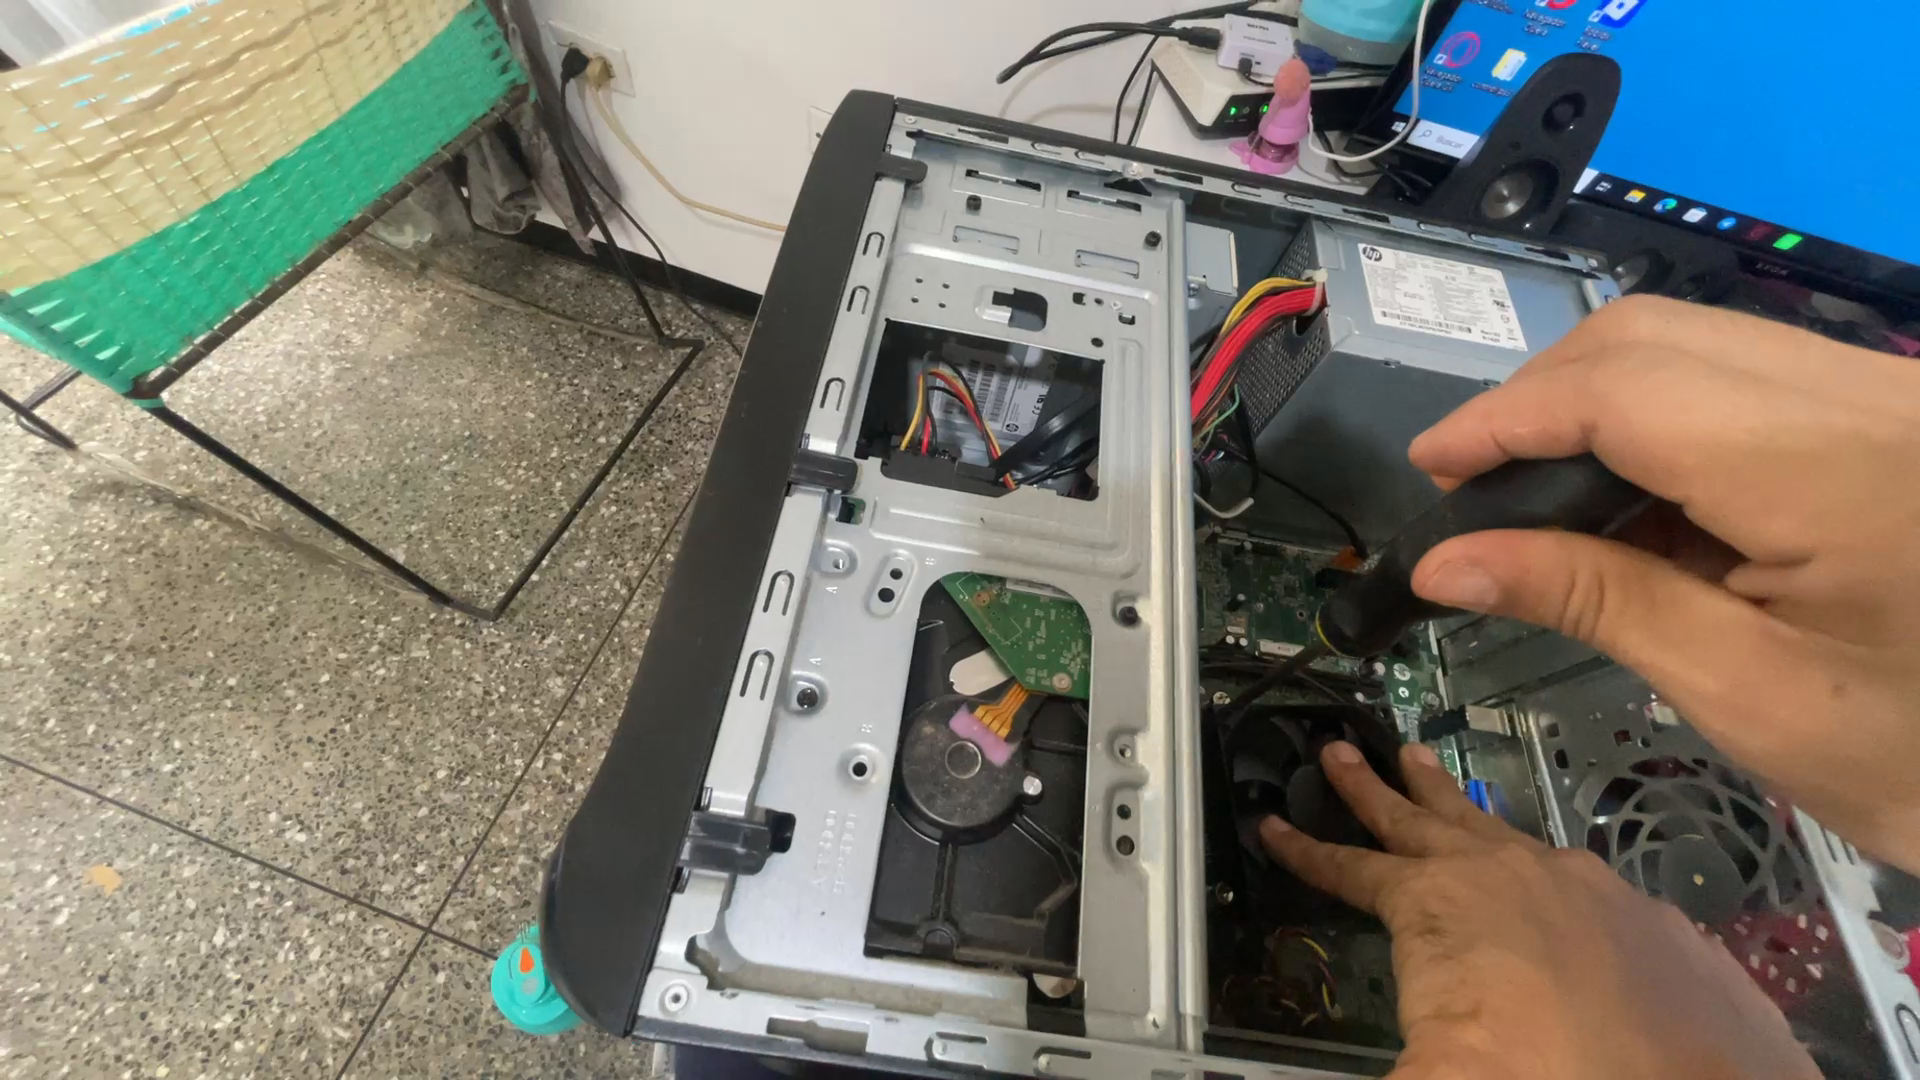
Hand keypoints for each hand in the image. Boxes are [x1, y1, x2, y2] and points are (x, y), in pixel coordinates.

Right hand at [1260, 741, 1820, 1079]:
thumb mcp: (1431, 1079)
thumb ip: (1354, 1072)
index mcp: (1435, 904)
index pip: (1345, 866)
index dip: (1301, 849)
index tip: (1269, 824)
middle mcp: (1500, 874)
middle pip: (1413, 815)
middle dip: (1367, 784)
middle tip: (1336, 748)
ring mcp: (1580, 887)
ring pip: (1491, 823)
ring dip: (1445, 797)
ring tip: (1417, 759)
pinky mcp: (1648, 918)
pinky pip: (1574, 870)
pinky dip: (1535, 858)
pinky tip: (1539, 864)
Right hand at [1404, 296, 1919, 873]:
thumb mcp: (1744, 689)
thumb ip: (1586, 600)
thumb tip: (1439, 566)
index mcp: (1848, 472)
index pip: (1622, 390)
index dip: (1501, 417)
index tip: (1427, 465)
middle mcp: (1883, 395)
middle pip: (1645, 336)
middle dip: (1530, 399)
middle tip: (1476, 484)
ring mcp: (1898, 392)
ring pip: (1683, 343)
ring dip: (1577, 405)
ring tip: (1535, 494)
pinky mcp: (1897, 409)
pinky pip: (1728, 375)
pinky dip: (1638, 419)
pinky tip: (1624, 497)